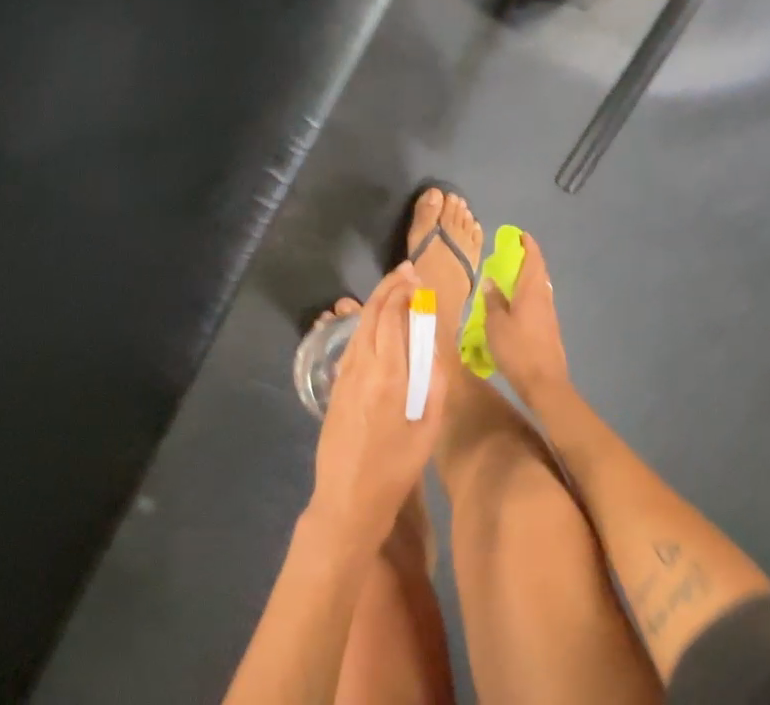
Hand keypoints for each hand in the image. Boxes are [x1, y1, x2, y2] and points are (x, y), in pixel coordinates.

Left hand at [307, 263, 448, 548]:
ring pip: (359, 327)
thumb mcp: (429, 427)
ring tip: (394, 291)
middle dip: (389, 288)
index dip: (404, 292)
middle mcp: (363, 367)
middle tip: (406, 273)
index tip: (417, 278)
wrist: (348, 496)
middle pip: (372, 314)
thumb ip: (434, 383)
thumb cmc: (396, 467)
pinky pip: (352, 345)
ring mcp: (344, 376)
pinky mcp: (335, 387)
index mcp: (389, 374)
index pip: (393, 317)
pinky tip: (375, 325)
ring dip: (376, 304)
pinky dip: (366, 325)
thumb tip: (434, 349)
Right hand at [481, 232, 571, 406]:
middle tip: (514, 252)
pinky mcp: (550, 329)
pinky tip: (519, 303)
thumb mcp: (495, 324)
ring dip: (529, 277)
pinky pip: (539, 302)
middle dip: (529, 259)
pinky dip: (530, 294)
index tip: (520, 235)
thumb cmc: (517, 349)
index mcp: (531, 292)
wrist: (545, 382)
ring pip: (540, 288)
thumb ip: (493, 301)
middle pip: (539, 272)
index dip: (528, 246)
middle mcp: (544, 298)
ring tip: (513, 276)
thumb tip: (491, 282)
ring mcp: (549, 314)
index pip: (533, 260)